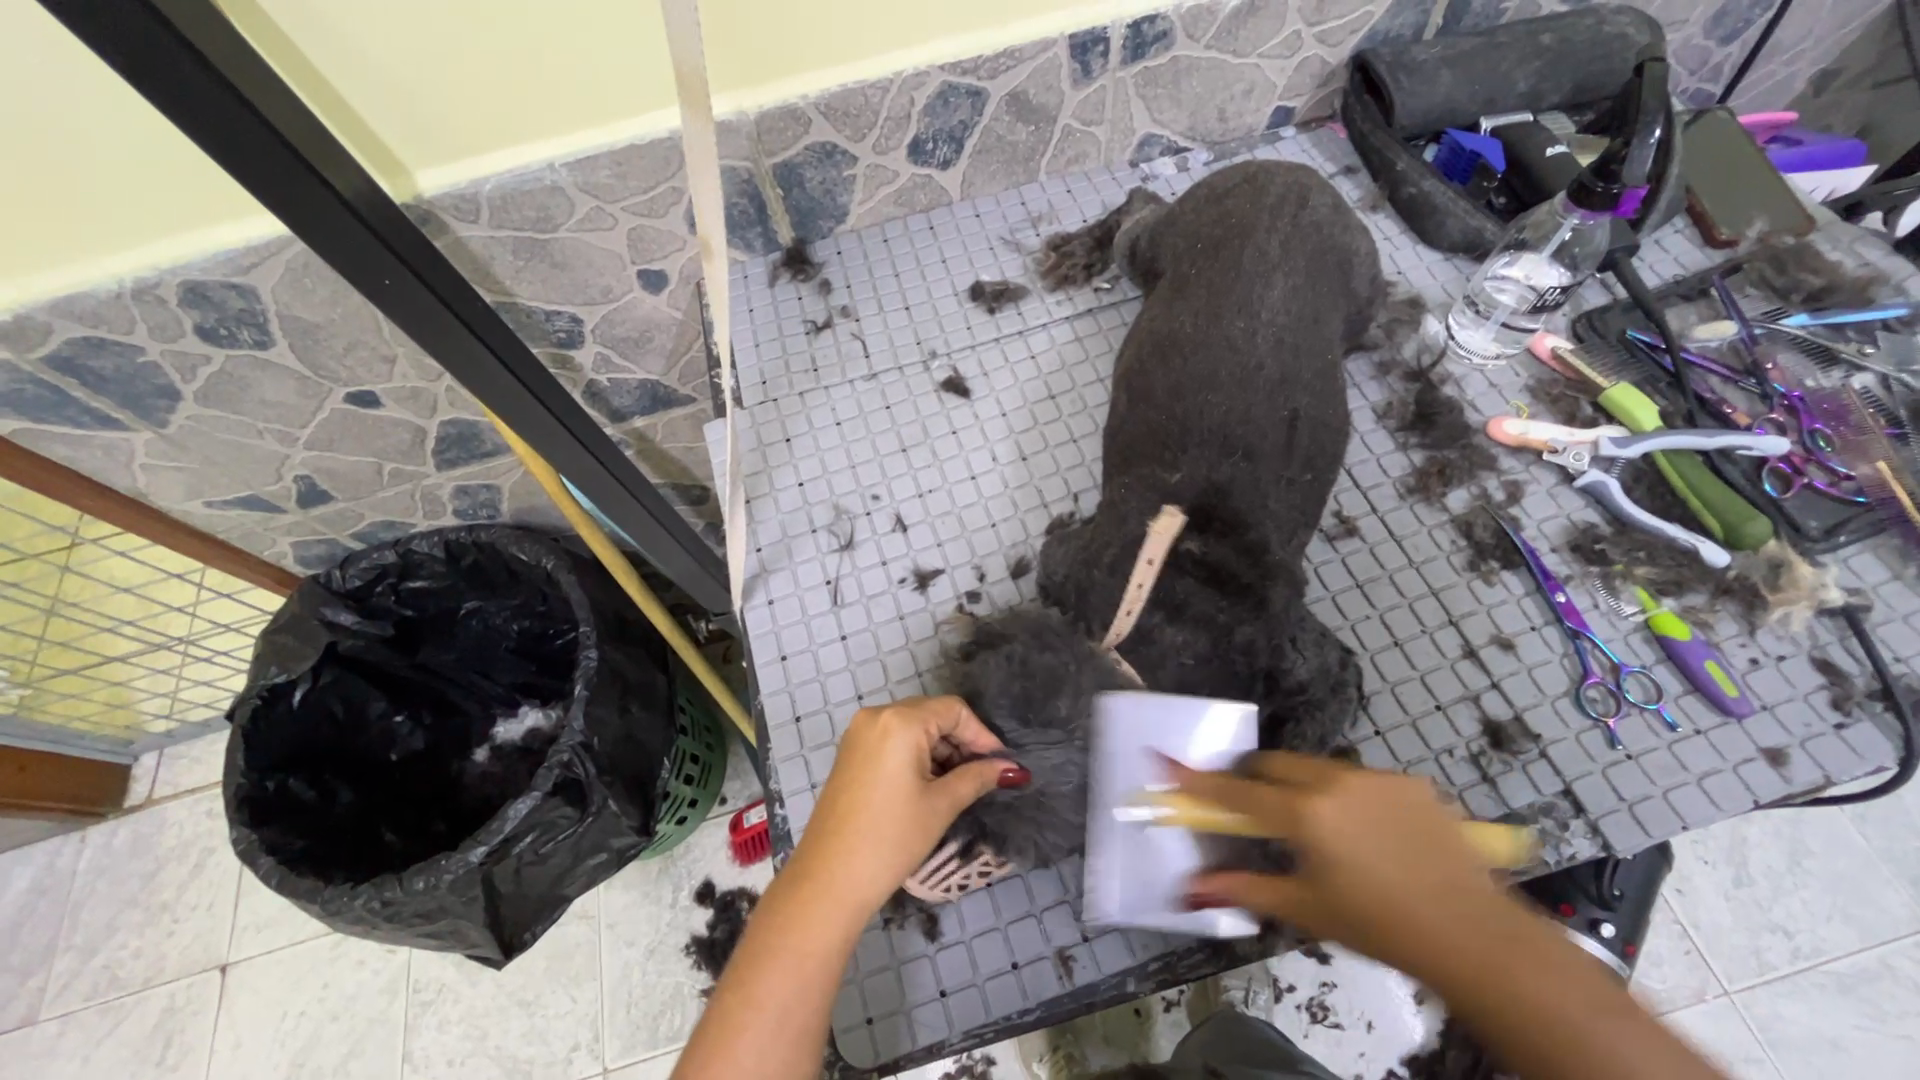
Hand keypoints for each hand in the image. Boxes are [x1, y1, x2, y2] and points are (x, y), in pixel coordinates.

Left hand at [786, 696, 1029, 916]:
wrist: (829, 879)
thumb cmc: (891, 838)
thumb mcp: (941, 805)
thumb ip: (978, 777)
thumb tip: (1011, 769)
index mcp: (899, 721)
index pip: (953, 710)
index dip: (982, 734)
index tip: (1001, 765)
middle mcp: (875, 716)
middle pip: (932, 714)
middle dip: (961, 741)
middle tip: (984, 775)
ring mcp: (859, 734)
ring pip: (912, 728)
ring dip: (940, 750)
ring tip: (961, 785)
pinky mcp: (851, 754)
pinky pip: (893, 741)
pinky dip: (917, 755)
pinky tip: (931, 785)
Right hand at [1172, 751, 1513, 976]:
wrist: (1471, 933)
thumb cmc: (1376, 926)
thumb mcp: (1304, 909)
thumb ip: (1245, 888)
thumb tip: (1192, 888)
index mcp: (1304, 813)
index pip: (1237, 790)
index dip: (1200, 780)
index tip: (1168, 764)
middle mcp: (1335, 781)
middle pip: (1275, 763)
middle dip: (1254, 778)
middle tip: (1252, 807)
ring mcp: (1376, 777)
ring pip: (1318, 767)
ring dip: (1301, 784)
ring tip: (1317, 825)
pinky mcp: (1411, 781)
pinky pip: (1360, 778)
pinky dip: (1347, 795)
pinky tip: (1366, 830)